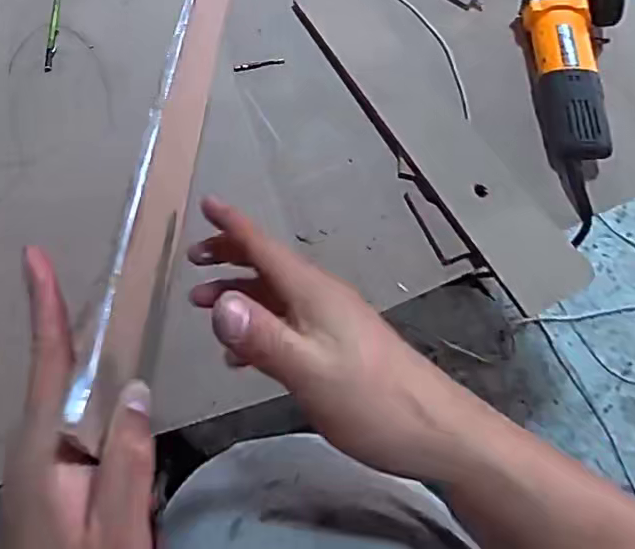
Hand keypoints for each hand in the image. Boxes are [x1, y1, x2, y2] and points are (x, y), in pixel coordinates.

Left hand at [2, 246, 155, 548]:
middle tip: (101, 284)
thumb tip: (135, 385)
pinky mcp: (48, 480)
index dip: (43, 302)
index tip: (33, 254)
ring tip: (111, 324)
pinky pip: (72, 424)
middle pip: (56, 369)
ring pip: (66, 397)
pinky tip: (110, 397)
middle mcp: (32, 444)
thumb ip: (126, 462)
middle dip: (72, 321)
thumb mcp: (116, 535)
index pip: (47, 358)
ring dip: (85, 359)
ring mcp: (37, 464)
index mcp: (42, 447)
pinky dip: (90, 399)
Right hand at [187, 196, 496, 481]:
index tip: (205, 202)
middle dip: (226, 255)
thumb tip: (217, 304)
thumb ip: (261, 337)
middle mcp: (316, 294)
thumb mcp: (309, 370)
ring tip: (202, 305)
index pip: (261, 243)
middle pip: (264, 261)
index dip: (231, 221)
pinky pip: (283, 320)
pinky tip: (240, 355)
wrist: (441, 433)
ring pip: (271, 292)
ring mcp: (327, 318)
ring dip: (235, 292)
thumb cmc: (371, 397)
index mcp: (308, 288)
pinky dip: (256, 325)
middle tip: (192, 261)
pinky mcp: (334, 342)